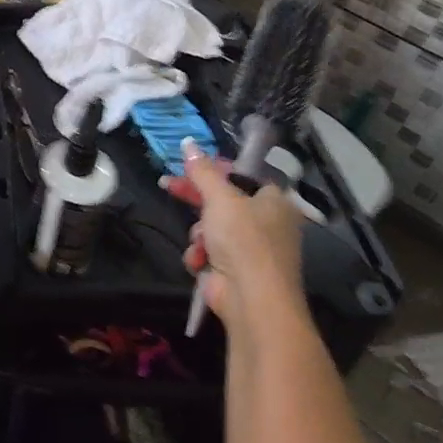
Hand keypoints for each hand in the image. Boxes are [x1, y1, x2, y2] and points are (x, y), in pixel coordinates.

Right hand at [160, 143, 306, 333]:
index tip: (191, 166)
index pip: (243, 176)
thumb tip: (188, 142)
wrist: (252, 299)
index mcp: (274, 202)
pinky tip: (200, 262)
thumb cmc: (244, 241)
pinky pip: (210, 252)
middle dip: (196, 199)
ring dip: (199, 234)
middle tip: (167, 185)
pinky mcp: (236, 271)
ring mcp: (252, 250)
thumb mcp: (220, 198)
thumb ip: (202, 171)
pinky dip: (201, 255)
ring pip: (212, 228)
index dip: (217, 170)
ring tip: (200, 244)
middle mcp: (267, 224)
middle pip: (224, 201)